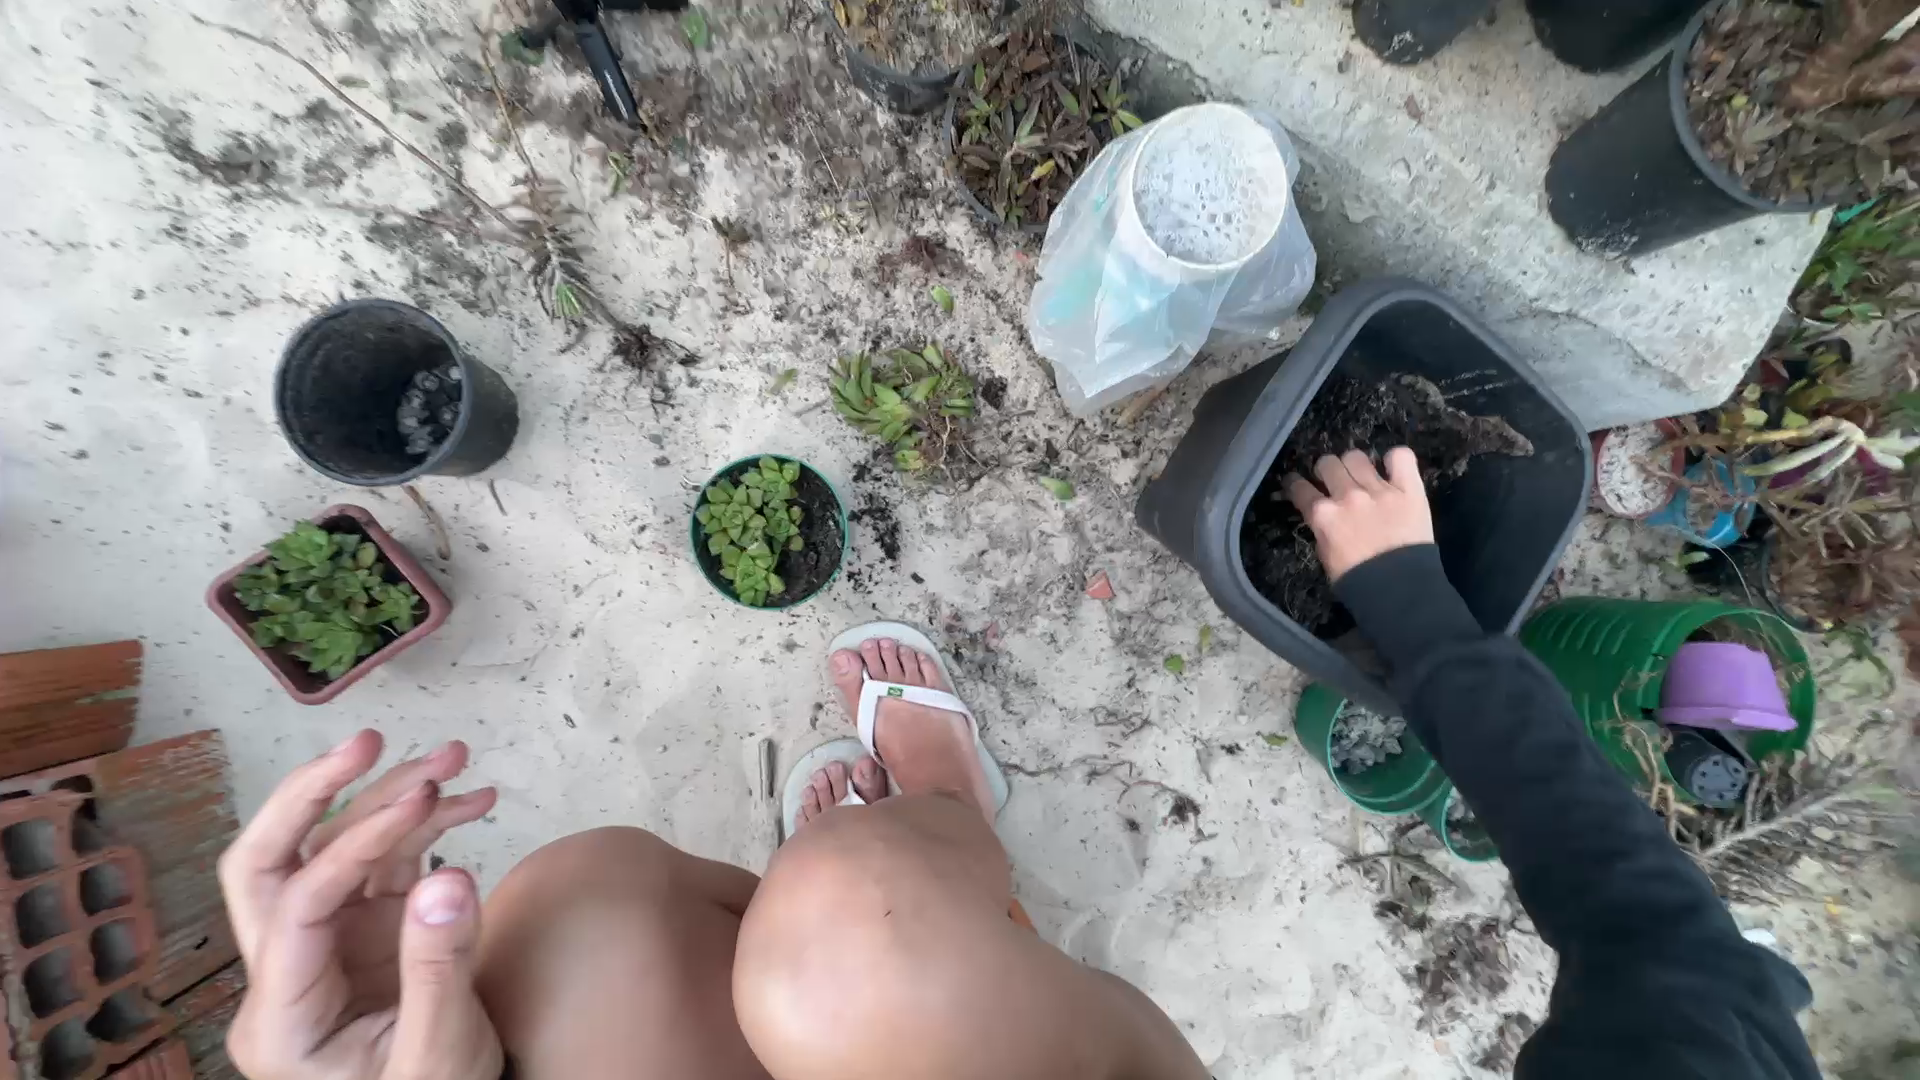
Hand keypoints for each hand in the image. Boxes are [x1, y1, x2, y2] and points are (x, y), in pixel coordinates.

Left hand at [219, 731, 501, 1079]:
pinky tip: (476, 801)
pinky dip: (433, 822)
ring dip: (395, 794)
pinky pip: (393, 857)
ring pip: (340, 847)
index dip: (359, 842)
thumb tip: (449, 873)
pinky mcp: (377, 924)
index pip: (298, 904)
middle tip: (370, 741)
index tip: (427, 798)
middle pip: (269, 864)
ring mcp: (335, 940)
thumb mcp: (438, 1051)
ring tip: (458, 758)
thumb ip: (438, 967)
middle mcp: (294, 965)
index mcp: (283, 1014)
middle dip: (315, 794)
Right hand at [1284, 447, 1434, 581]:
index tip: (1297, 484)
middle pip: (1327, 463)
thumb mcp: (1324, 554)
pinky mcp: (1409, 490)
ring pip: (1357, 457)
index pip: (1298, 487)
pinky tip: (1392, 469)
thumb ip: (1322, 529)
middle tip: (1332, 481)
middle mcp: (1347, 496)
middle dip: (1325, 471)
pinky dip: (1394, 460)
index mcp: (1322, 514)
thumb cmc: (1356, 578)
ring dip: (1354, 464)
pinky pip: (1400, 457)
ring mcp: (1379, 490)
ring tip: (1361, 475)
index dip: (1294, 483)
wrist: (1398, 588)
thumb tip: (1323, 517)